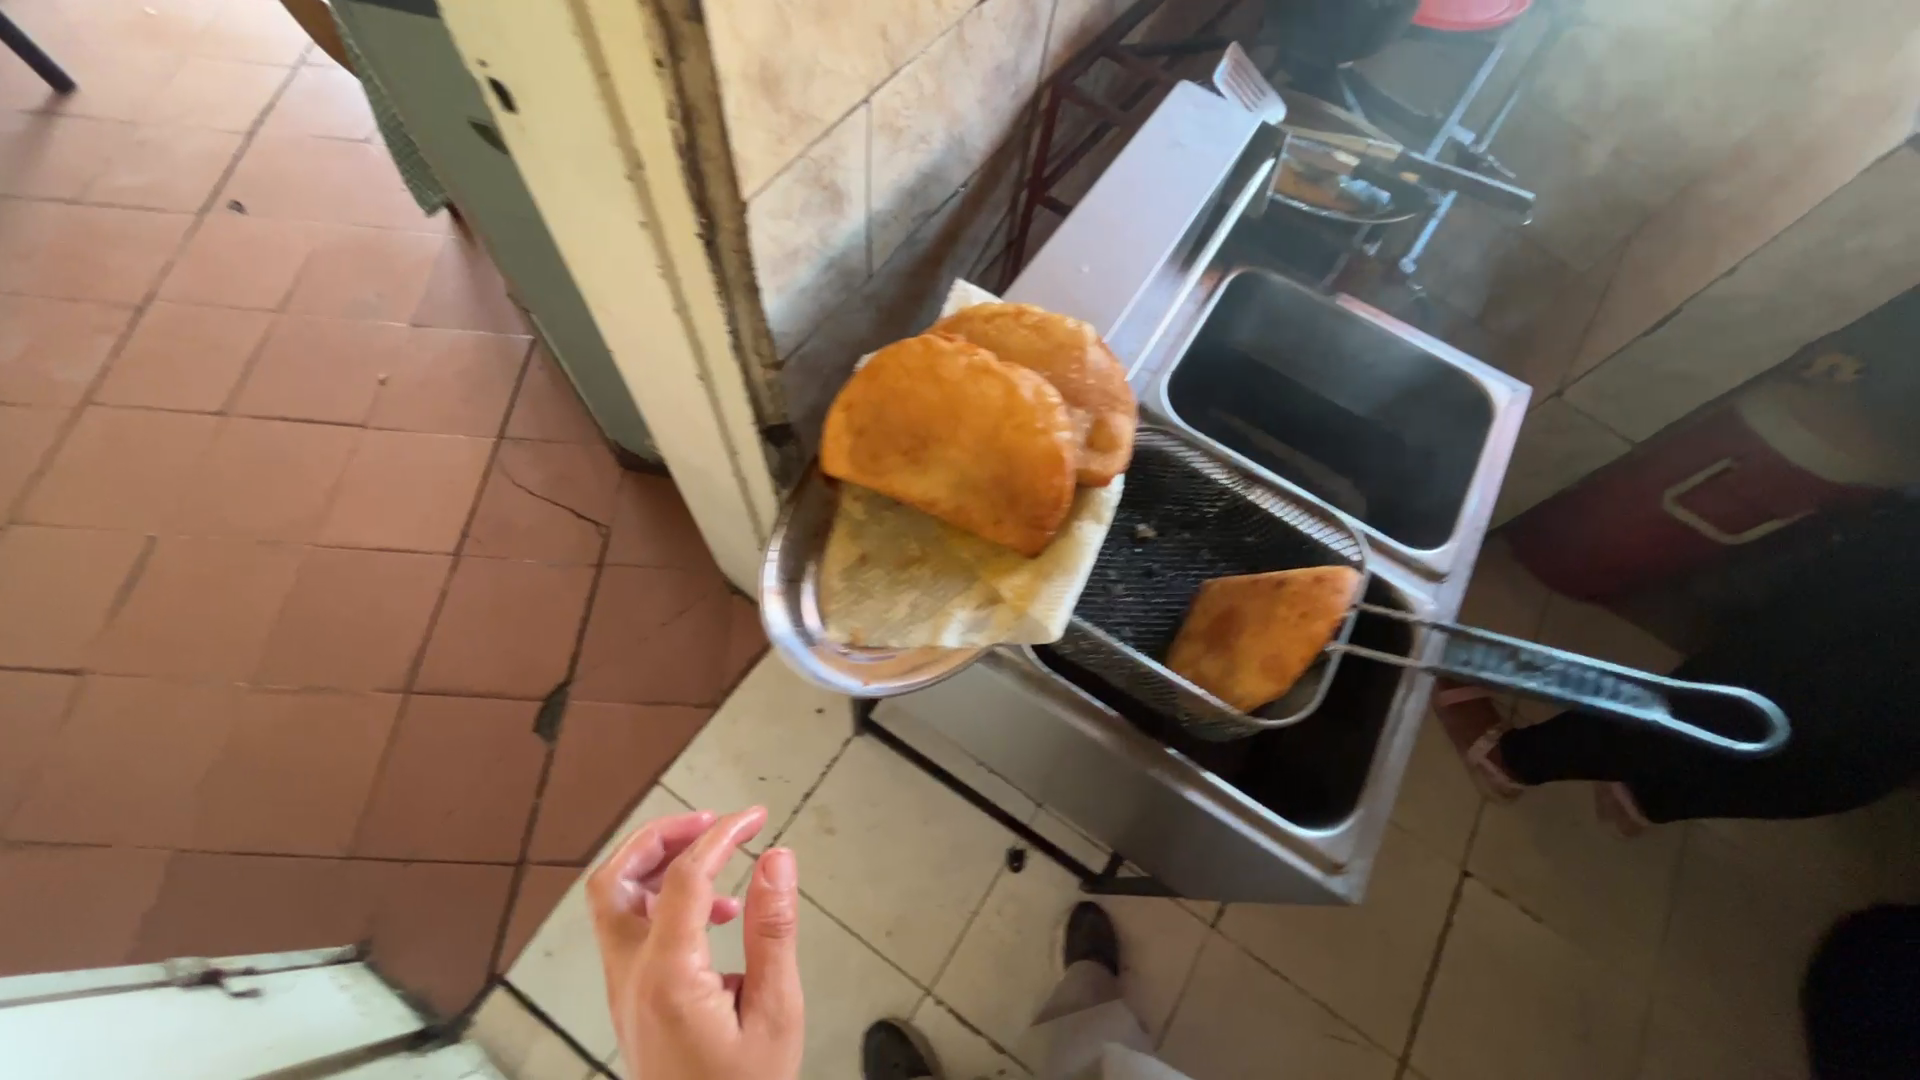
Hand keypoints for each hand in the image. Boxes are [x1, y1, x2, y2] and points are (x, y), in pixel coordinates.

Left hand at [588, 807, 803, 1079]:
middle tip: (708, 821)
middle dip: (658, 836)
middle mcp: (631, 976)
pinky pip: (630, 926)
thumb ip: (773, 930)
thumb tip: (777, 858)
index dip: (722, 835)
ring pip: (614, 901)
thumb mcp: (776, 1011)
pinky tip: (714, 911)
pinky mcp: (631, 997)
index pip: (685, 878)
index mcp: (668, 976)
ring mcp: (624, 988)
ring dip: (656, 863)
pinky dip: (663, 897)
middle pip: (614, 880)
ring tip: (713, 855)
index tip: (755, 818)